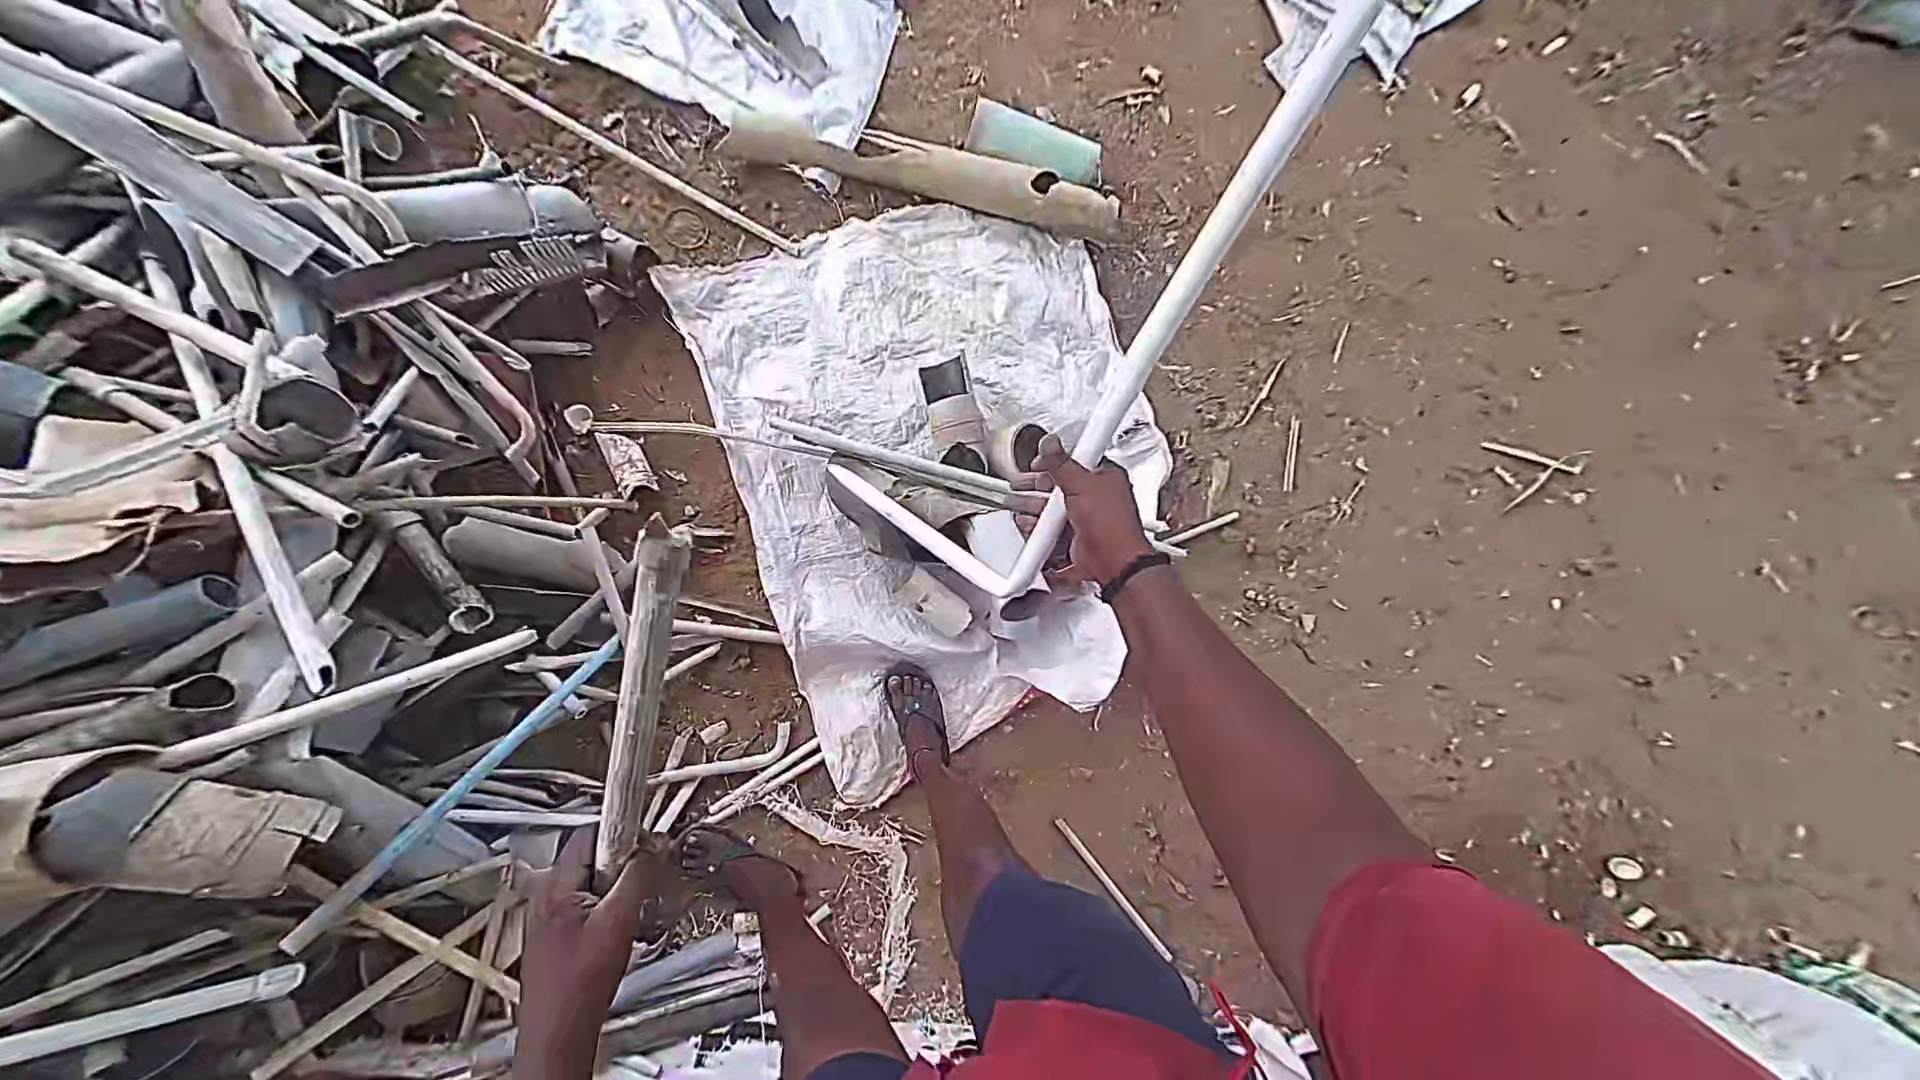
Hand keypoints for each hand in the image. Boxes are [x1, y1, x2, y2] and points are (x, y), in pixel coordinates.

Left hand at [514, 828, 661, 1079]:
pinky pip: (588, 900)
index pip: (590, 833)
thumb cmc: (579, 988)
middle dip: (622, 863)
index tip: (644, 843)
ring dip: (617, 885)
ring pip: (592, 878)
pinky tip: (617, 926)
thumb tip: (655, 845)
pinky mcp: (556, 932)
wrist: (560, 1034)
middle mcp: (544, 898)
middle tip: (638, 881)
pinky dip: (608, 904)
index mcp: (553, 889)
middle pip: (593, 855)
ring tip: (627, 908)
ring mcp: (548, 916)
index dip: (622, 833)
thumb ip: (638, 875)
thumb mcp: (620, 919)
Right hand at [1027, 433, 1155, 586]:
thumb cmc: (1112, 526)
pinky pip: (1050, 533)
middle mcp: (1094, 500)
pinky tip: (1031, 528)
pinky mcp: (1074, 541)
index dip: (1053, 463)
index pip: (1074, 463)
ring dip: (1033, 511)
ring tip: (1021, 510)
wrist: (1114, 564)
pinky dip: (1038, 532)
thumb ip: (1061, 464)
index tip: (1037, 463)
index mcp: (1103, 479)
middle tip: (1020, 486)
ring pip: (1052, 513)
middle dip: (1035, 489)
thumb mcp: (1082, 485)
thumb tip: (1050, 444)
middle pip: (1058, 489)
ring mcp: (1083, 522)